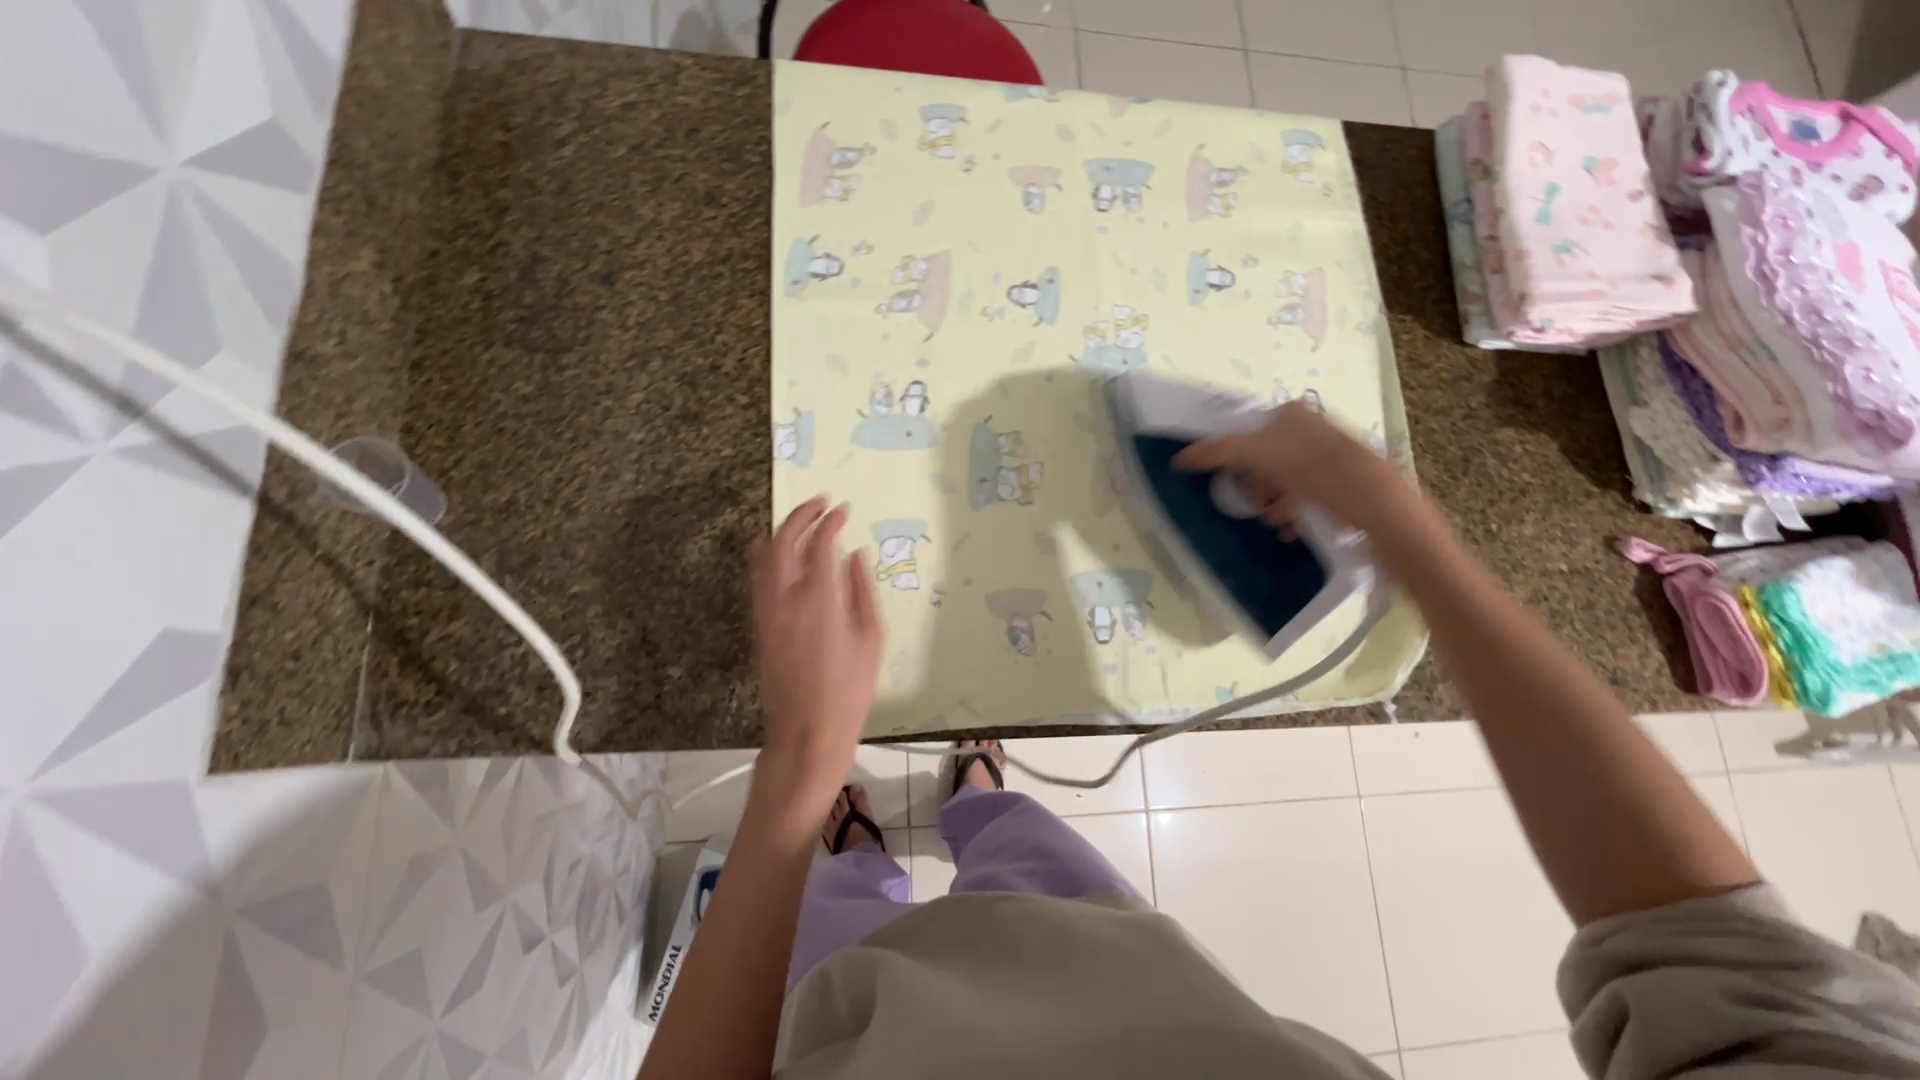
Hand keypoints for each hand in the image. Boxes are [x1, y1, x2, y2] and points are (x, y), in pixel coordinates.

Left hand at [750, 497, 883, 802]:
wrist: (807, 730)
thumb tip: (854, 555)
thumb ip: (861, 590)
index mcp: (820, 598)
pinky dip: (764, 556)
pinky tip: (773, 551)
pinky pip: (756, 578)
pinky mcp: (758, 625)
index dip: (831, 521)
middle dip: (802, 515)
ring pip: (764, 556)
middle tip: (820, 504)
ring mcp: (767, 610)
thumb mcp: (871, 638)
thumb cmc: (849, 689)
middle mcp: (786, 596)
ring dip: (781, 531)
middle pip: (785, 540)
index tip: (843, 510)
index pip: (821, 543)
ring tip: (799, 521)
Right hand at [1173, 400, 1415, 534]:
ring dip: (1272, 504)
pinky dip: (1293, 514)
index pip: (1247, 430)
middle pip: (1262, 459)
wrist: (1376, 504)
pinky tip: (1292, 527)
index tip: (1228, 479)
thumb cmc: (1314, 470)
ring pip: (1281, 482)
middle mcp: (1310, 429)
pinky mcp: (1340, 485)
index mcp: (1291, 413)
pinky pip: (1303, 499)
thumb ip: (1216, 451)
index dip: (1232, 456)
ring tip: (1277, 520)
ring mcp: (1327, 457)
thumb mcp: (1258, 454)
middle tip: (1254, 503)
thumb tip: (1179, 457)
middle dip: (1254, 485)